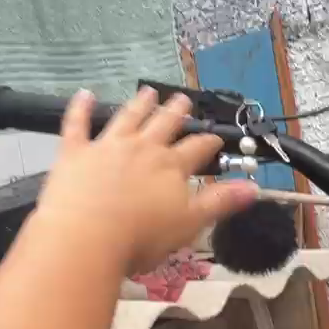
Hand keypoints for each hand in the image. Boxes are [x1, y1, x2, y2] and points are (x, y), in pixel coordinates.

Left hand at [27, 88, 257, 274]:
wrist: (86, 237)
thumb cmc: (141, 237)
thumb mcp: (190, 223)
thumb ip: (221, 202)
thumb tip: (254, 188)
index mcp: (172, 166)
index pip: (197, 149)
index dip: (209, 142)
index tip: (216, 137)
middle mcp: (143, 148)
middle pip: (164, 124)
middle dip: (176, 111)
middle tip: (183, 99)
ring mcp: (107, 146)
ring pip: (127, 118)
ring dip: (138, 104)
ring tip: (147, 91)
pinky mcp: (74, 152)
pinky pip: (77, 124)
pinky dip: (80, 107)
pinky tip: (83, 94)